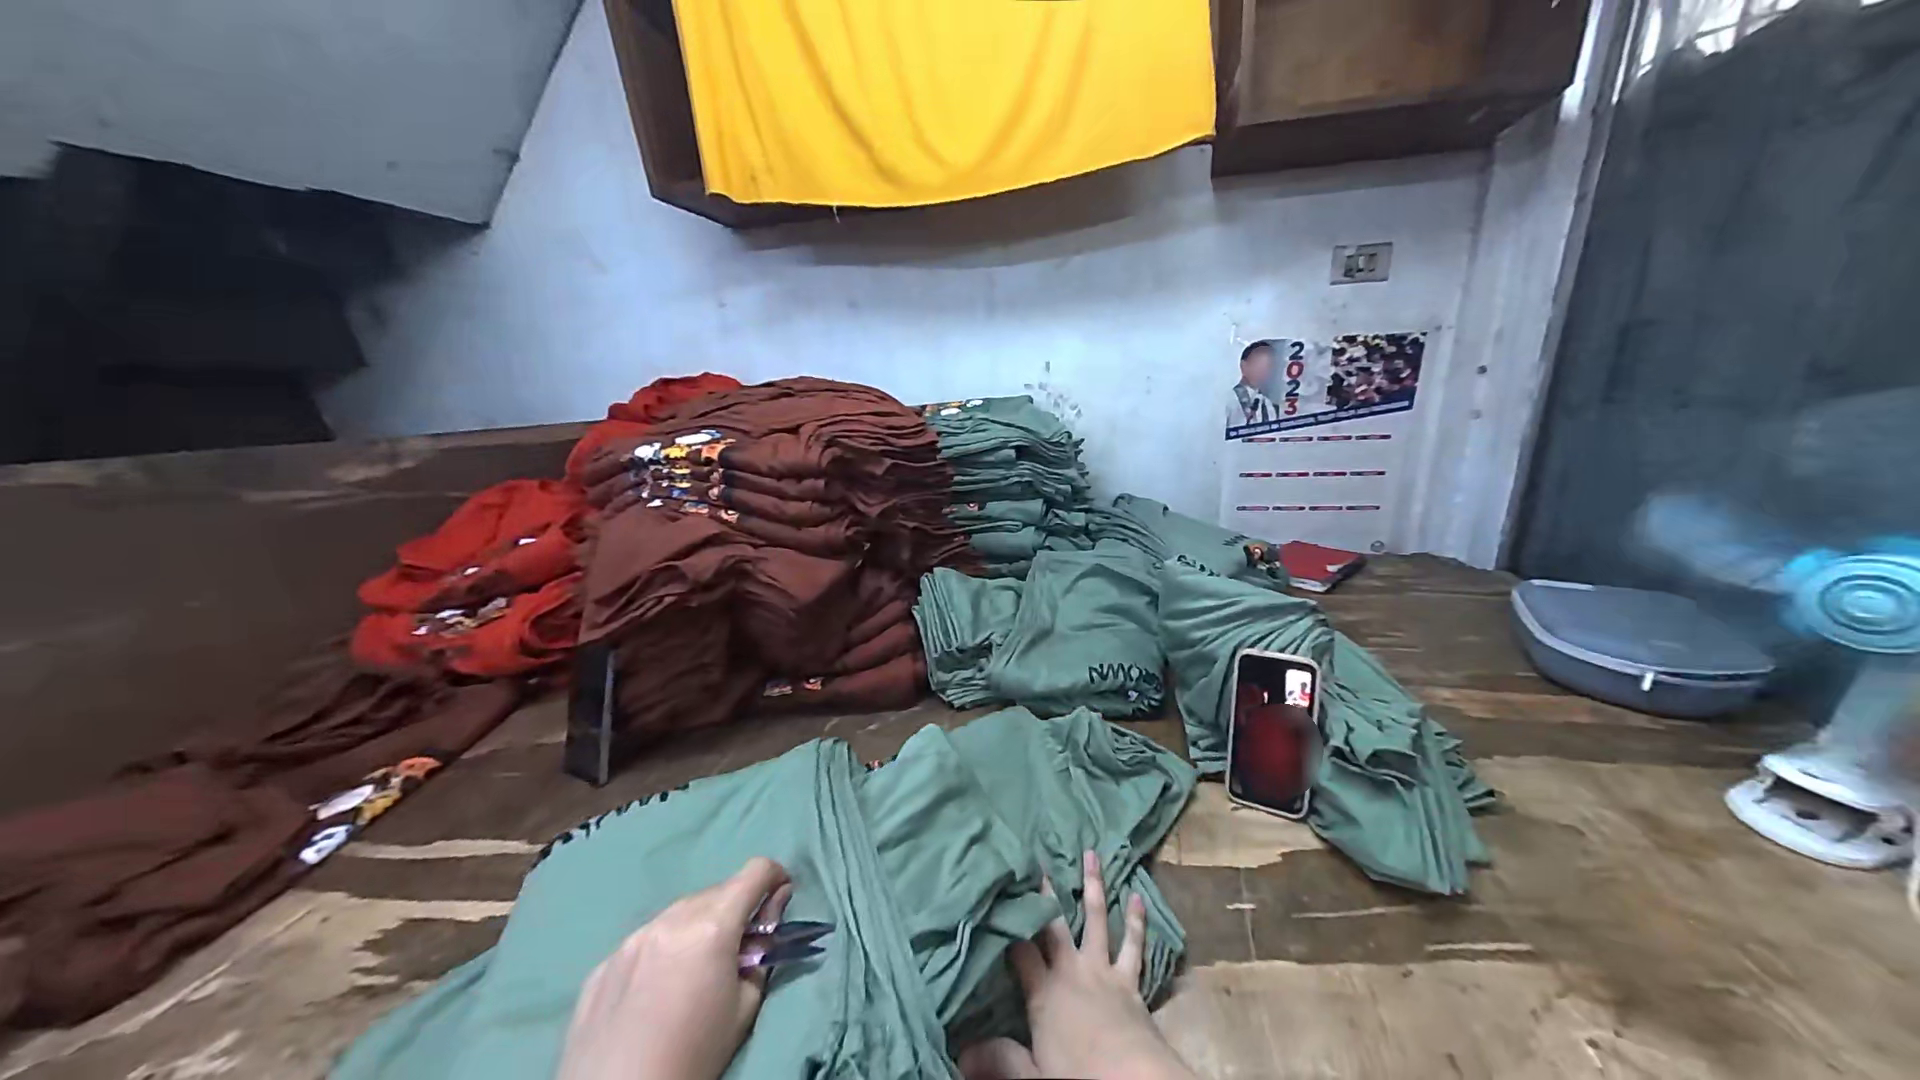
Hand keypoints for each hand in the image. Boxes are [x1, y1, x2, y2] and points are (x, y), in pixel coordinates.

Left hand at [556, 857, 791, 1079]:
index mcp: (712, 925)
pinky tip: (658, 989)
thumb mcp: (746, 1006)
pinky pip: (647, 939)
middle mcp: (671, 919)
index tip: (779, 898)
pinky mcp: (604, 963)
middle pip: (718, 891)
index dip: (775, 878)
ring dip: (699, 924)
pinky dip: (664, 948)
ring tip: (696, 969)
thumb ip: (763, 951)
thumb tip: (769, 916)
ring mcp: (632, 939)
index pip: (755, 871)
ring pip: (680, 912)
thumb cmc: (695, 1056)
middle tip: (741, 947)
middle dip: (737, 908)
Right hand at [958, 850, 1194, 1079]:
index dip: (1009, 923)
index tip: (998, 894)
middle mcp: (1071, 971)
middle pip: (1055, 925)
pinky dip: (1136, 920)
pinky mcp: (1130, 980)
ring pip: (1096, 919)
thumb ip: (1000, 1059)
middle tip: (1039, 863)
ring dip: (1093, 886)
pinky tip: (1139, 897)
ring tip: (1091, 855)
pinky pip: (1133, 944)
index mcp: (1043, 992)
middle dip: (1045, 894)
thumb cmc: (1079, 1077)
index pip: (1019, 950)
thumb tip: (960, 1053)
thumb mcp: (1033, 1075)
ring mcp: (1103, 970)